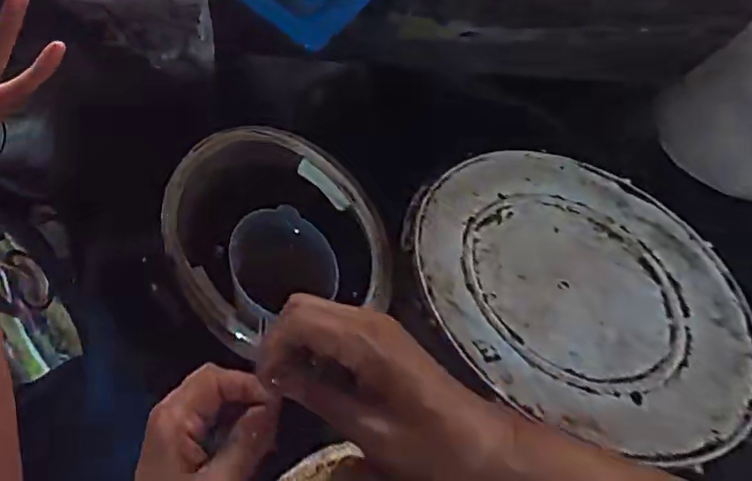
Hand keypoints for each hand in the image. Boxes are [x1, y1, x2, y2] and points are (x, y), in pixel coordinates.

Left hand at [135, 365, 279, 480]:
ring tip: (270, 432)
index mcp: (173, 414)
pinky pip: (203, 422)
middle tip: (278, 417)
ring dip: (238, 410)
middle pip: (209, 384)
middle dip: (244, 394)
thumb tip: (271, 406)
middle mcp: (168, 412)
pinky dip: (227, 426)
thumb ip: (245, 444)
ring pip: (207, 402)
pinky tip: (251, 445)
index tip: (281, 401)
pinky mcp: (174, 447)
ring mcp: (168, 428)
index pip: (212, 378)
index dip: (247, 383)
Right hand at [256, 296, 516, 480]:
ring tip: (291, 378)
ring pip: (313, 309)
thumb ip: (319, 399)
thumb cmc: (432, 445)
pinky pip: (331, 321)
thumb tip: (279, 380)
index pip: (298, 320)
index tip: (265, 380)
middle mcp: (365, 318)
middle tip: (274, 377)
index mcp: (364, 339)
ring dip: (295, 338)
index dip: (273, 346)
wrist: (486, 446)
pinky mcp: (378, 331)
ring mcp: (373, 321)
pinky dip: (314, 341)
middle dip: (280, 338)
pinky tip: (317, 374)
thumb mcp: (371, 434)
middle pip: (301, 305)